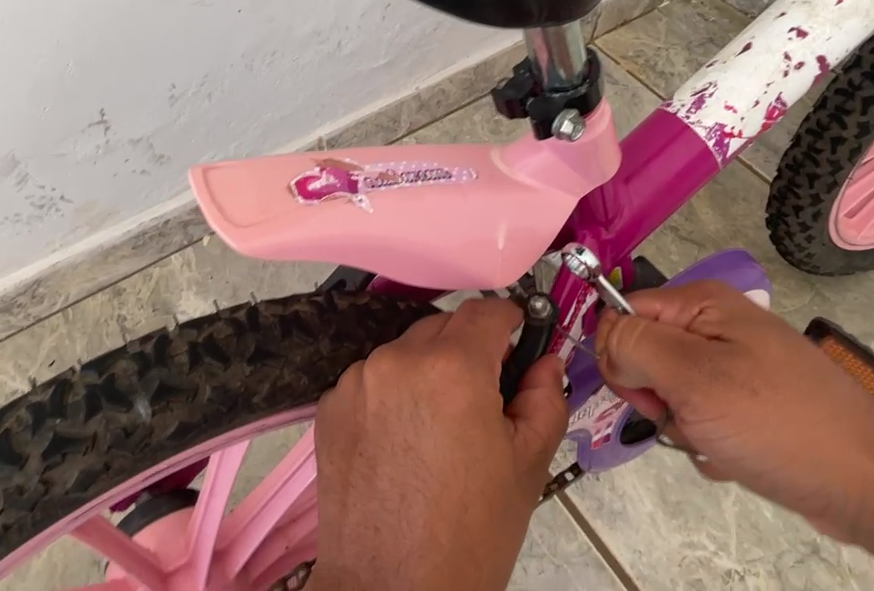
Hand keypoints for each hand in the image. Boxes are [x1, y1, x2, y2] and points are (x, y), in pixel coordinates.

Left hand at [314, 297, 568, 590]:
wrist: (390, 589)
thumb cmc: (470, 533)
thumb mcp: (527, 466)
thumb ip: (544, 398)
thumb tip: (544, 360)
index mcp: (452, 368)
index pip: (486, 311)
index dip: (509, 320)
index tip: (519, 339)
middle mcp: (398, 359)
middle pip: (444, 328)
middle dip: (469, 350)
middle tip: (485, 398)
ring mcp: (356, 380)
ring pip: (406, 352)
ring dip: (427, 370)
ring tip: (439, 426)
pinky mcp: (329, 404)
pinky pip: (372, 379)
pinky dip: (391, 393)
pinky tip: (402, 440)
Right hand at [594, 279, 873, 541]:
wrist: (873, 488)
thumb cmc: (776, 423)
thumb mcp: (692, 378)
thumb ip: (633, 344)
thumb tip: (602, 332)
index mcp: (702, 303)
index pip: (623, 313)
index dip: (620, 355)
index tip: (643, 393)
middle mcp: (719, 325)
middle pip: (647, 353)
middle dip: (656, 395)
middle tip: (685, 417)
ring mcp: (739, 365)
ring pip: (673, 391)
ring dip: (683, 425)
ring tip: (717, 442)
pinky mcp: (754, 403)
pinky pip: (705, 416)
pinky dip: (710, 440)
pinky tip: (735, 456)